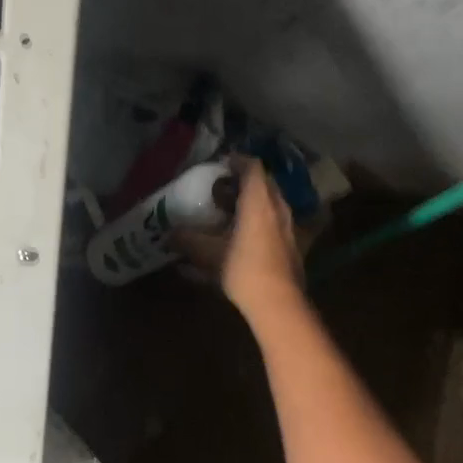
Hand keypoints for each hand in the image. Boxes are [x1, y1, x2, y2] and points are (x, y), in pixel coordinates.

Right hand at [171, 156, 304, 316]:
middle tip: (224, 189)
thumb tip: (169, 235)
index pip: (253, 167)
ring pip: (272, 204)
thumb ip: (189, 241)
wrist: (278, 302)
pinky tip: (246, 237)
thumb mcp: (209, 254)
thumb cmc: (243, 269)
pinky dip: (261, 221)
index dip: (238, 161)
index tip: (223, 163)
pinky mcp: (293, 246)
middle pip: (265, 184)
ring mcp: (289, 227)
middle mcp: (278, 207)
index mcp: (259, 201)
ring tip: (232, 213)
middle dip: (245, 182)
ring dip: (254, 203)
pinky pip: (275, 223)